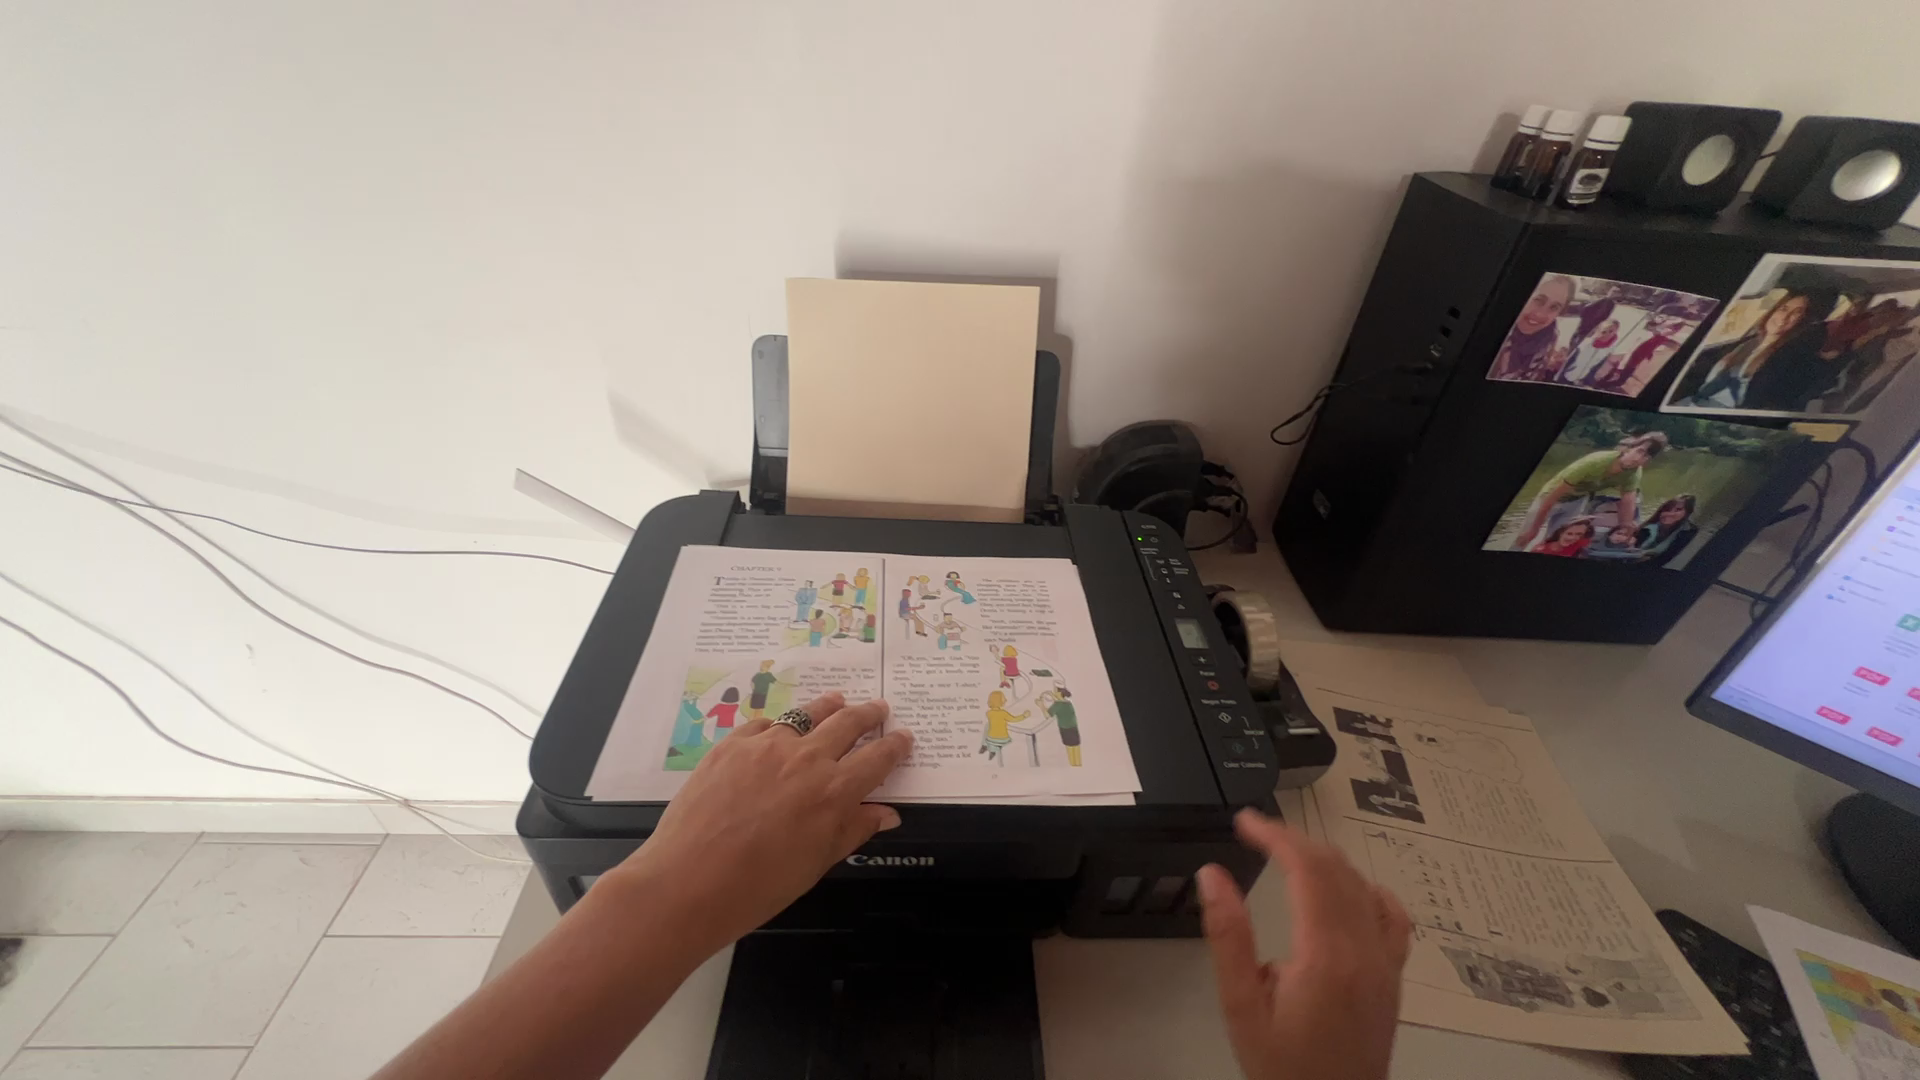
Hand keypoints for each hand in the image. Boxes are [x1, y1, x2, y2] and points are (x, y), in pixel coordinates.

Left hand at [606, 693, 911, 955]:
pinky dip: (780, 727)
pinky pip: (765, 725)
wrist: (686, 884)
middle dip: (869, 714)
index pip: (878, 759)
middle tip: (879, 709)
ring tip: (837, 700)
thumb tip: (886, 813)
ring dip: (829, 707)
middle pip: (848, 723)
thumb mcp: (816, 864)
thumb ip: (853, 830)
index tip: (904, 738)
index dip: (895, 746)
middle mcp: (806, 759)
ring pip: (807, 714)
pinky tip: (779, 732)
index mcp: (833, 792)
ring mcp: (767, 746)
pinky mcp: (733, 744)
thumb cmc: (757, 887)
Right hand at [1197, 810, 1411, 1079]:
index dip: (1275, 834)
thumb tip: (1212, 874)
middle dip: (1293, 837)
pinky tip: (1341, 885)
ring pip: (1361, 883)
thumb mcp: (1240, 1004)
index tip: (1244, 821)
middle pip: (1335, 868)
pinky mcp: (1392, 976)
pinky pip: (1390, 915)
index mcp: (1326, 955)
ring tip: (1284, 849)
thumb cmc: (1280, 1063)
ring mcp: (1386, 963)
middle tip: (1254, 830)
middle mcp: (1365, 951)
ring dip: (1323, 856)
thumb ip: (1228, 935)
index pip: (1307, 869)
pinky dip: (1363, 886)